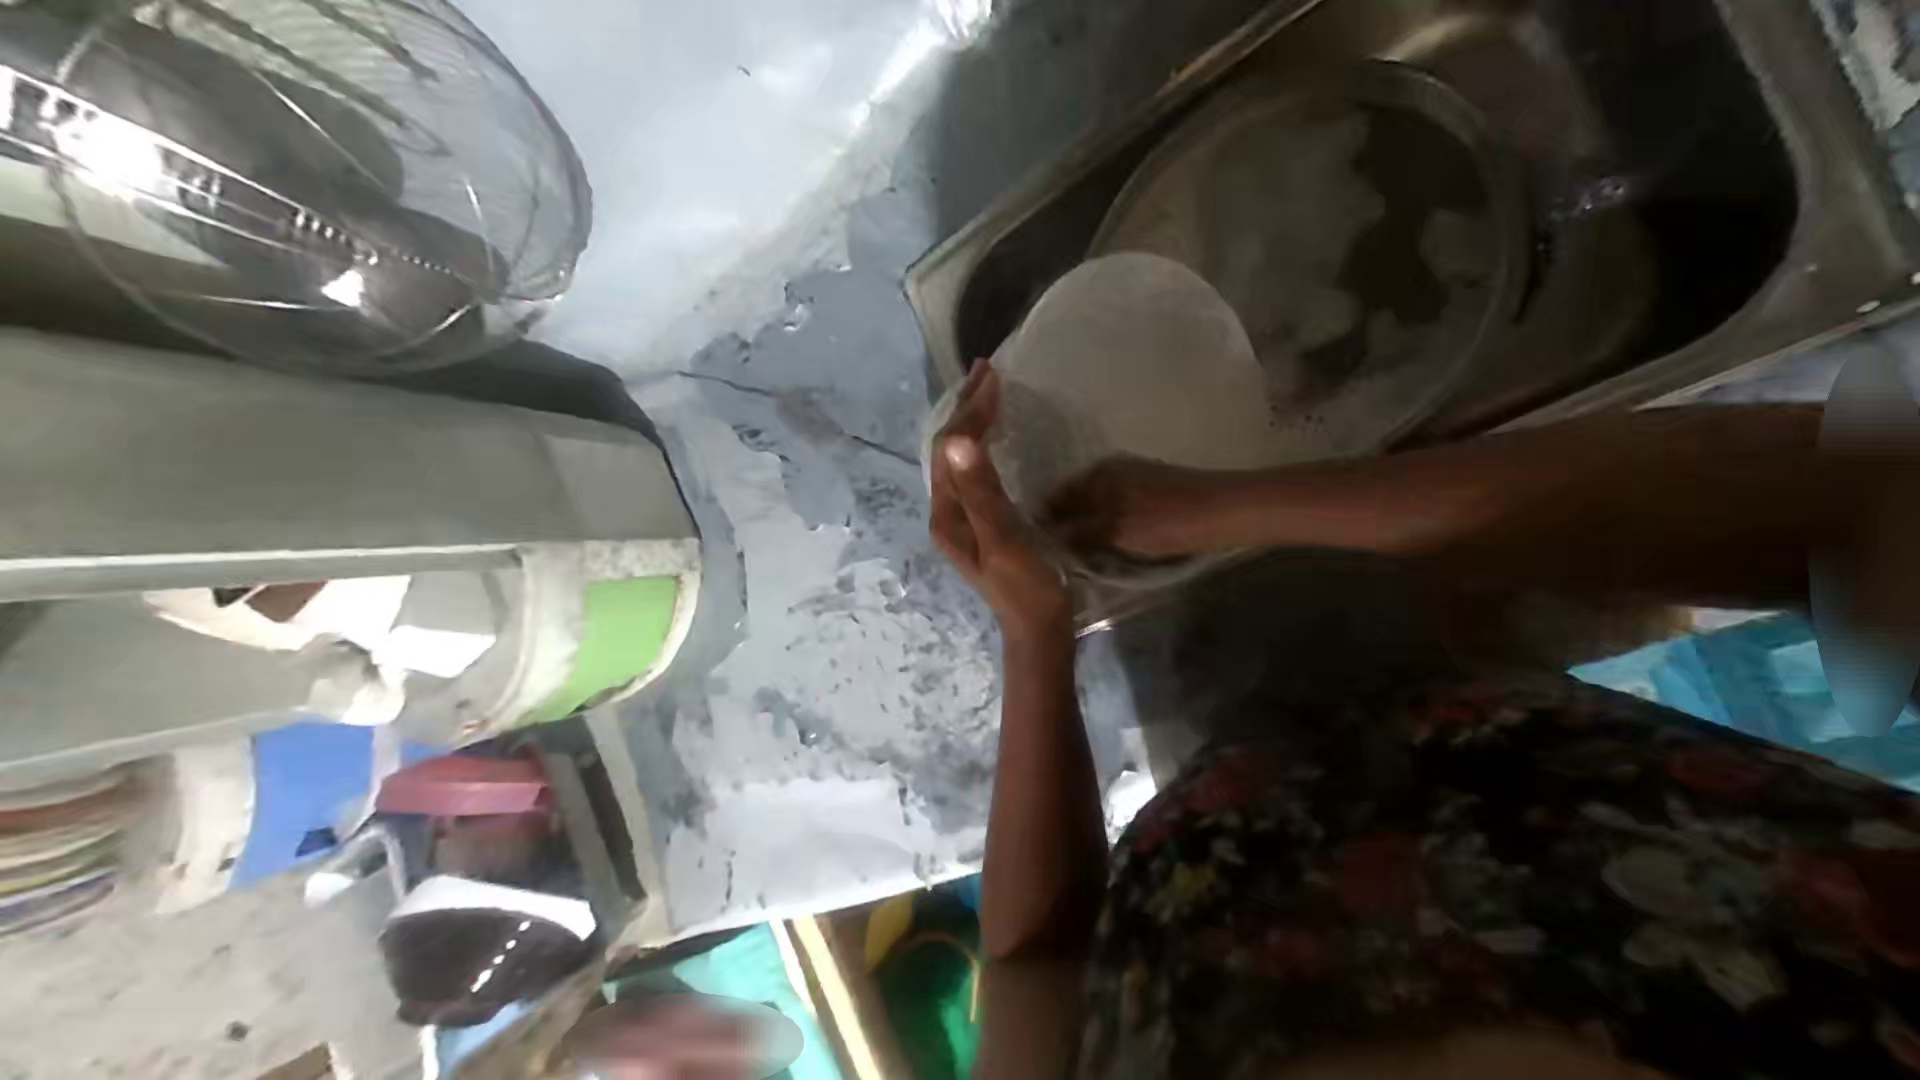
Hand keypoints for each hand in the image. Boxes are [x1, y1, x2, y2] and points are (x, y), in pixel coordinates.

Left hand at [931, 363, 1070, 638]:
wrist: (1039, 628)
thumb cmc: (1027, 586)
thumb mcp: (1004, 539)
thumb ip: (982, 492)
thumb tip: (956, 441)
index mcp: (947, 513)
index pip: (950, 447)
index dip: (969, 410)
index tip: (993, 375)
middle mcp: (946, 510)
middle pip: (949, 448)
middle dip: (967, 407)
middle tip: (989, 369)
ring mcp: (962, 515)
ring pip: (960, 456)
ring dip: (973, 420)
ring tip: (990, 387)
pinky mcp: (980, 518)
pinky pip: (974, 468)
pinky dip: (983, 441)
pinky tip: (994, 432)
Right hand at [1043, 456, 1225, 558]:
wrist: (1223, 512)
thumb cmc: (1163, 522)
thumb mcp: (1114, 531)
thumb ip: (1078, 533)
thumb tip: (1047, 538)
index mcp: (1096, 474)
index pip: (1056, 497)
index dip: (1044, 522)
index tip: (1036, 549)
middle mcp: (1110, 470)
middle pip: (1076, 501)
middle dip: (1066, 526)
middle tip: (1059, 558)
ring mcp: (1133, 478)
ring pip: (1098, 506)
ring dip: (1089, 529)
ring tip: (1084, 557)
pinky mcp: (1152, 491)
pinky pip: (1117, 510)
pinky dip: (1109, 527)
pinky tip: (1112, 546)